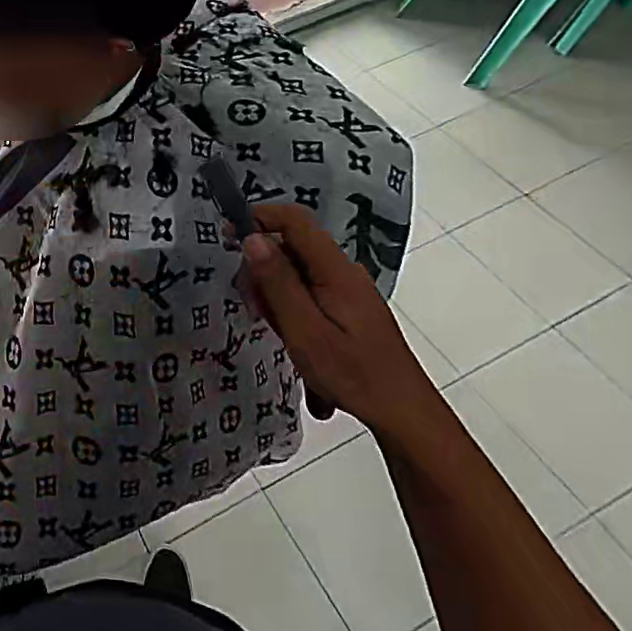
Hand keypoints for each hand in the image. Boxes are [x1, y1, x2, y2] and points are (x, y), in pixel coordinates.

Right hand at [242, 204, 442, 438]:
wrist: (403, 412)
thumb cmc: (353, 374)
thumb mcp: (304, 331)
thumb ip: (277, 283)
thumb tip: (253, 239)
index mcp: (335, 270)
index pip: (294, 220)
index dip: (259, 217)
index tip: (228, 237)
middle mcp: (344, 271)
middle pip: (292, 246)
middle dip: (264, 268)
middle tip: (254, 307)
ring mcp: (349, 289)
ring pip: (299, 271)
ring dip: (277, 293)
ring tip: (277, 331)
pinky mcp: (350, 306)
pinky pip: (310, 290)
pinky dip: (292, 306)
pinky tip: (293, 338)